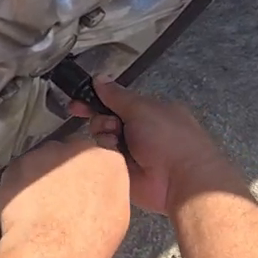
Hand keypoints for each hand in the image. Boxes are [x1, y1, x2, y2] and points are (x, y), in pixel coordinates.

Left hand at [0, 134, 130, 257]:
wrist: (52, 249)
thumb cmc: (86, 242)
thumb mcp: (115, 215)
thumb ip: (107, 190)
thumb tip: (98, 191)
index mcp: (109, 162)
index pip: (101, 152)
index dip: (89, 169)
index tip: (84, 181)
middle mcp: (78, 150)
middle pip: (70, 152)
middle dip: (64, 169)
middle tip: (59, 196)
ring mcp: (47, 154)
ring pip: (43, 160)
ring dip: (41, 175)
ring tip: (41, 205)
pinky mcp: (20, 164)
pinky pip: (20, 170)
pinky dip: (20, 184)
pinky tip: (26, 205)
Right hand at [76, 76, 244, 213]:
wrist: (180, 179)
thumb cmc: (168, 138)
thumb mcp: (142, 108)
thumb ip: (116, 95)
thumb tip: (99, 78)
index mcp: (148, 112)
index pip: (116, 102)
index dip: (95, 101)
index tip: (77, 103)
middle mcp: (139, 132)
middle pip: (103, 120)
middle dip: (102, 121)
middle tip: (112, 126)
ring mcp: (131, 153)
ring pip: (101, 140)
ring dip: (106, 139)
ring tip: (119, 144)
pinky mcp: (123, 172)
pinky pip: (103, 159)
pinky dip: (107, 156)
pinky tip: (117, 157)